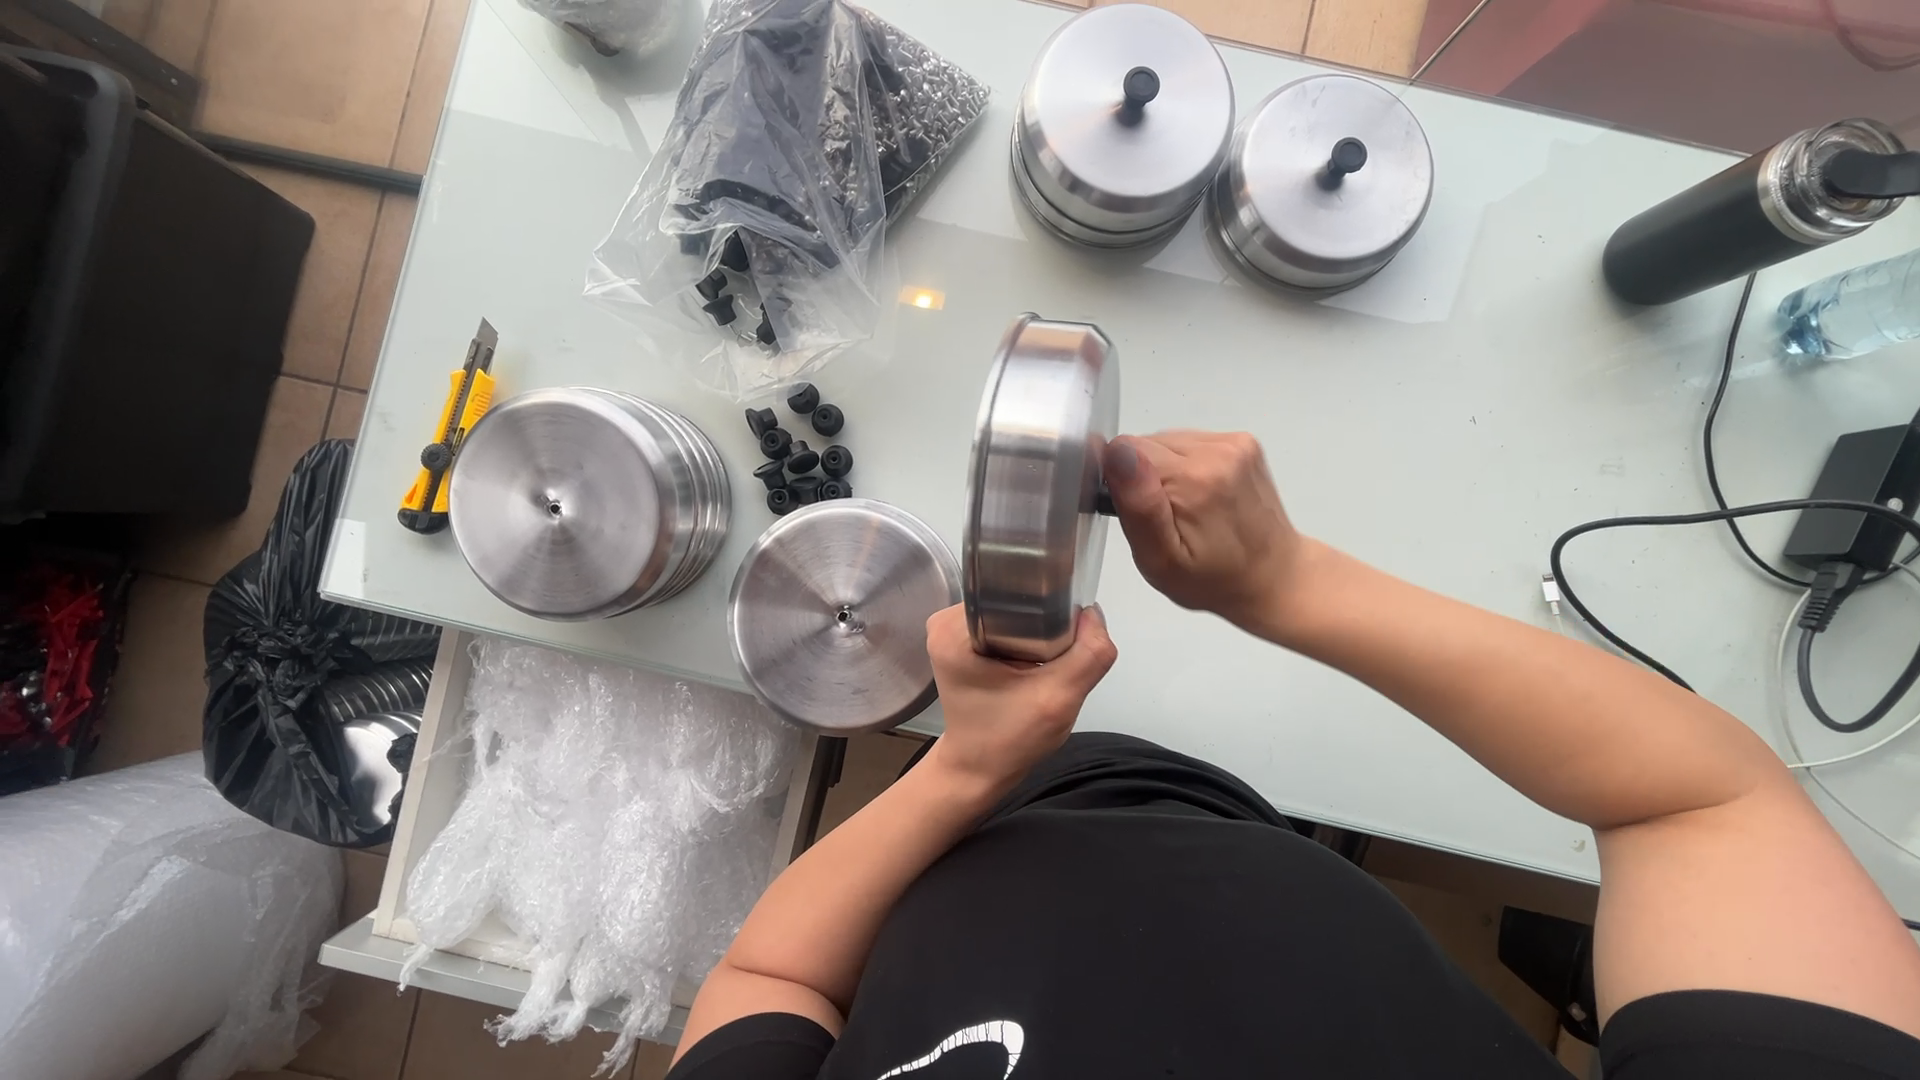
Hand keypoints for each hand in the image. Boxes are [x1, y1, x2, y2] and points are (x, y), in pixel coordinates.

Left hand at [921, 603, 1117, 793]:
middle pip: (1013, 600)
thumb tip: (1094, 612)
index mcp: (952, 627)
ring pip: (1014, 612)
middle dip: (1045, 620)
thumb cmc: (1008, 740)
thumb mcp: (1057, 699)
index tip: (1071, 631)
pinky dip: (1028, 639)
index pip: (1014, 592)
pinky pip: (1007, 625)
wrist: (978, 770)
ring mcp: (951, 631)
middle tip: (1063, 649)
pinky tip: (1039, 658)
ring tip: (1052, 655)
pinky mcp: (963, 643)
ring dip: (1039, 631)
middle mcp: (945, 621)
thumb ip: (1088, 655)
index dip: (1050, 606)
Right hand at [1103, 431, 1307, 634]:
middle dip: (1143, 477)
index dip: (1121, 481)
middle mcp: (1217, 451)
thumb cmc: (1211, 580)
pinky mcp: (1242, 442)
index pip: (1125, 449)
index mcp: (1193, 479)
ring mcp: (1234, 443)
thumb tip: (1118, 454)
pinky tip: (1199, 495)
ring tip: (1184, 509)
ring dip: (1165, 471)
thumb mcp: (1161, 561)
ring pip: (1166, 440)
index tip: (1141, 513)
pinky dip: (1185, 465)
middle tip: (1165, 518)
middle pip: (1146, 442)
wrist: (1272, 576)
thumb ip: (1138, 506)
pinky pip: (1189, 441)